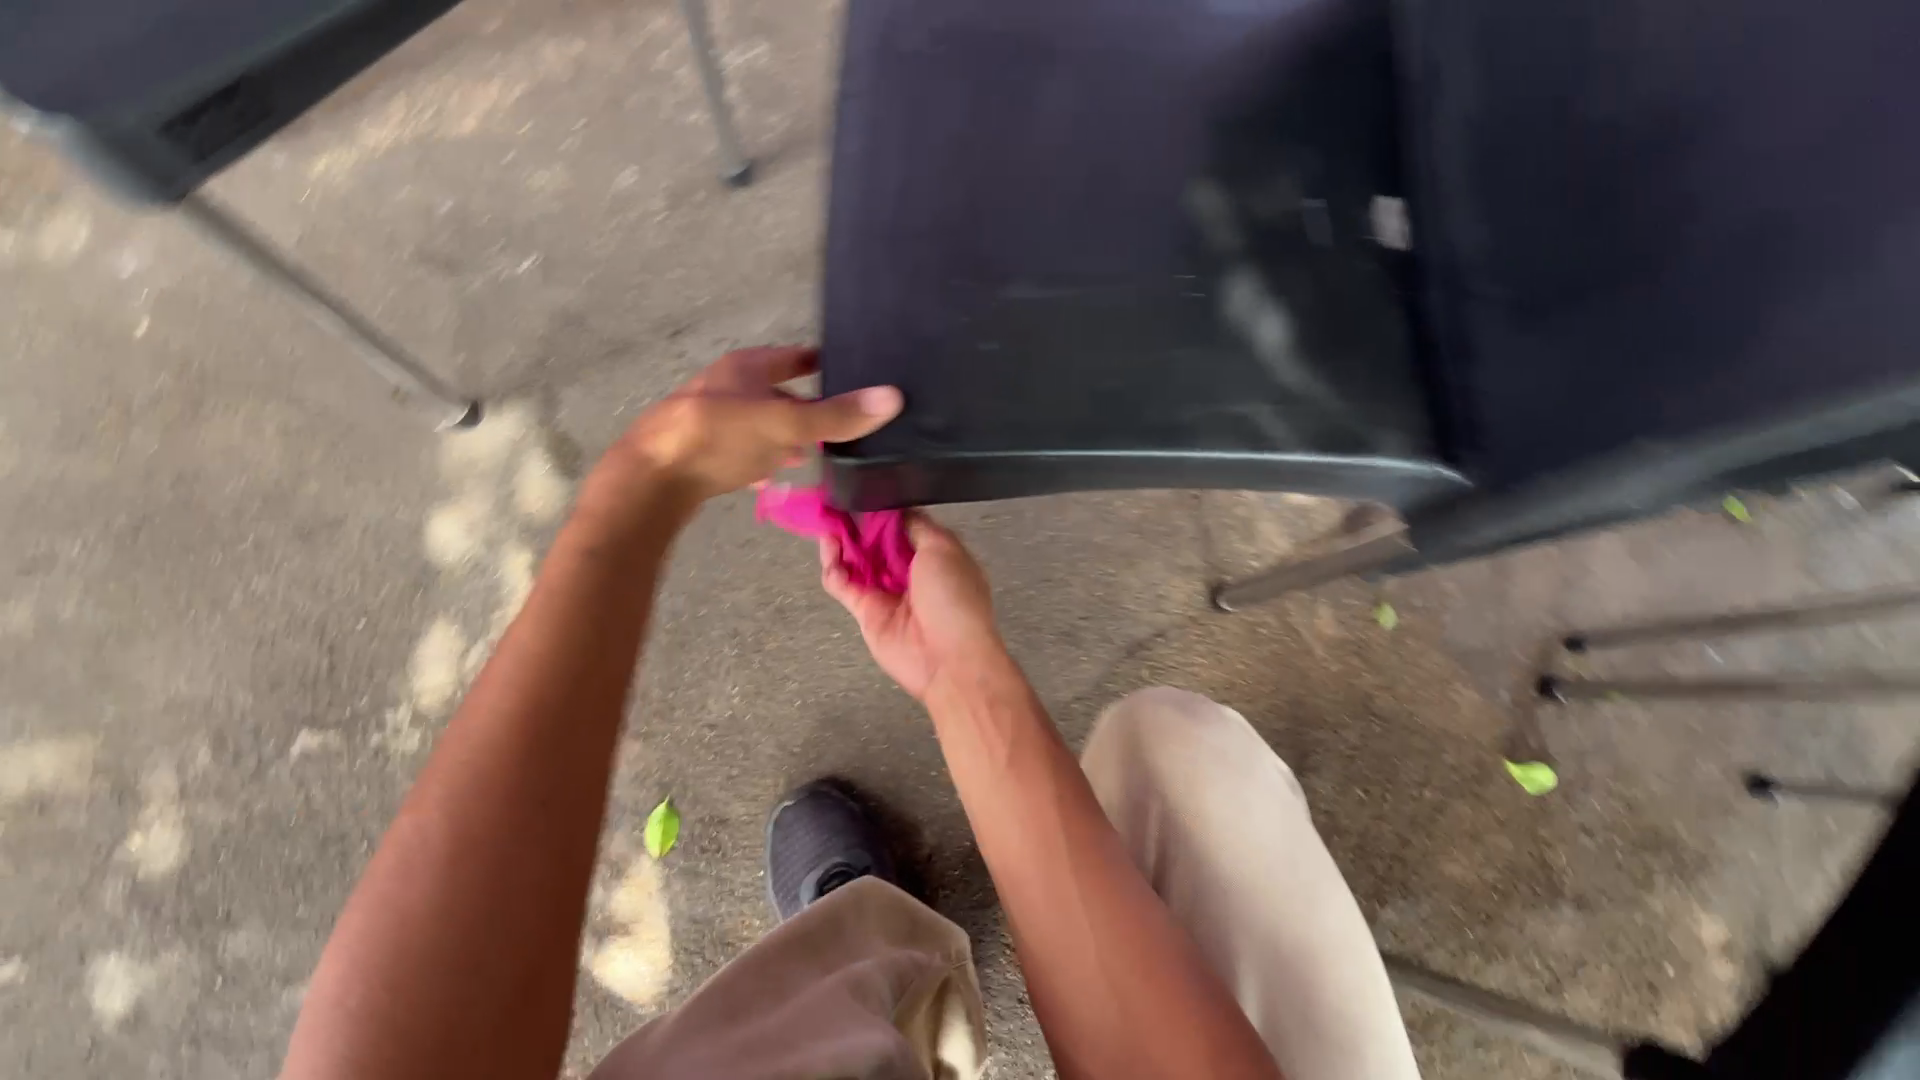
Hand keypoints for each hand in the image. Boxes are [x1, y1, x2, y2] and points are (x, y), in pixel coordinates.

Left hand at [611, 346, 902, 501]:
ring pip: (757, 423)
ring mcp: (708, 419)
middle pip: (775, 391)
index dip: (821, 362)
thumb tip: (893, 396)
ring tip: (810, 456)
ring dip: (782, 437)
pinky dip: (757, 459)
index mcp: (745, 367)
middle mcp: (725, 386)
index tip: (850, 369)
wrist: (649, 480)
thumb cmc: (717, 438)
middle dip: (805, 408)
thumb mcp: (783, 425)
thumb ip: (836, 415)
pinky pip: (738, 450)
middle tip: (838, 425)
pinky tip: (767, 479)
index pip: (794, 356)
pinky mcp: (696, 452)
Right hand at [819, 513, 1007, 700]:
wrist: (948, 658)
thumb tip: (898, 511)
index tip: (866, 494)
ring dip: (842, 542)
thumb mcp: (945, 548)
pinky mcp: (865, 611)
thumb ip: (918, 526)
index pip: (903, 527)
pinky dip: (833, 568)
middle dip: (859, 525)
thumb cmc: (955, 598)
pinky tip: (829, 549)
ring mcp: (886, 593)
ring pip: (856, 561)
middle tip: (839, 505)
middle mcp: (910, 573)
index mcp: (935, 555)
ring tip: (829, 523)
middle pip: (876, 543)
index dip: (885, 512)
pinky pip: (842, 585)